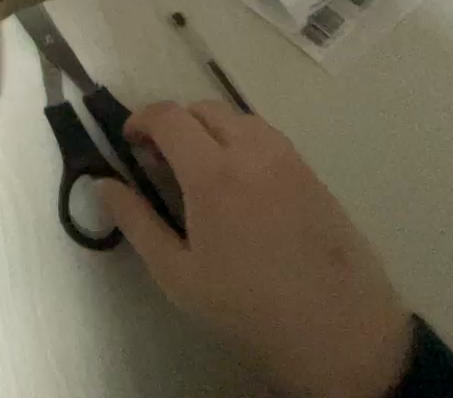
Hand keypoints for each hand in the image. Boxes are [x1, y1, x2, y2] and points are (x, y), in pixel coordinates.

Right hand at [101, 101, 412, 397]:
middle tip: (162, 159)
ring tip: (202, 169)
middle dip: (174, 123)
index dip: (140, 119)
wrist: (349, 345)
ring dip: (210, 129)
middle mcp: (252, 154)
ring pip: (239, 118)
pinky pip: (268, 139)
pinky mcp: (316, 178)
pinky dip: (242, 142)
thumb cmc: (251, 311)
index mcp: (213, 173)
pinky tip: (241, 185)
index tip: (131, 144)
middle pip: (202, 108)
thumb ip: (135, 222)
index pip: (168, 116)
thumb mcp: (178, 275)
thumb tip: (103, 184)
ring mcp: (290, 163)